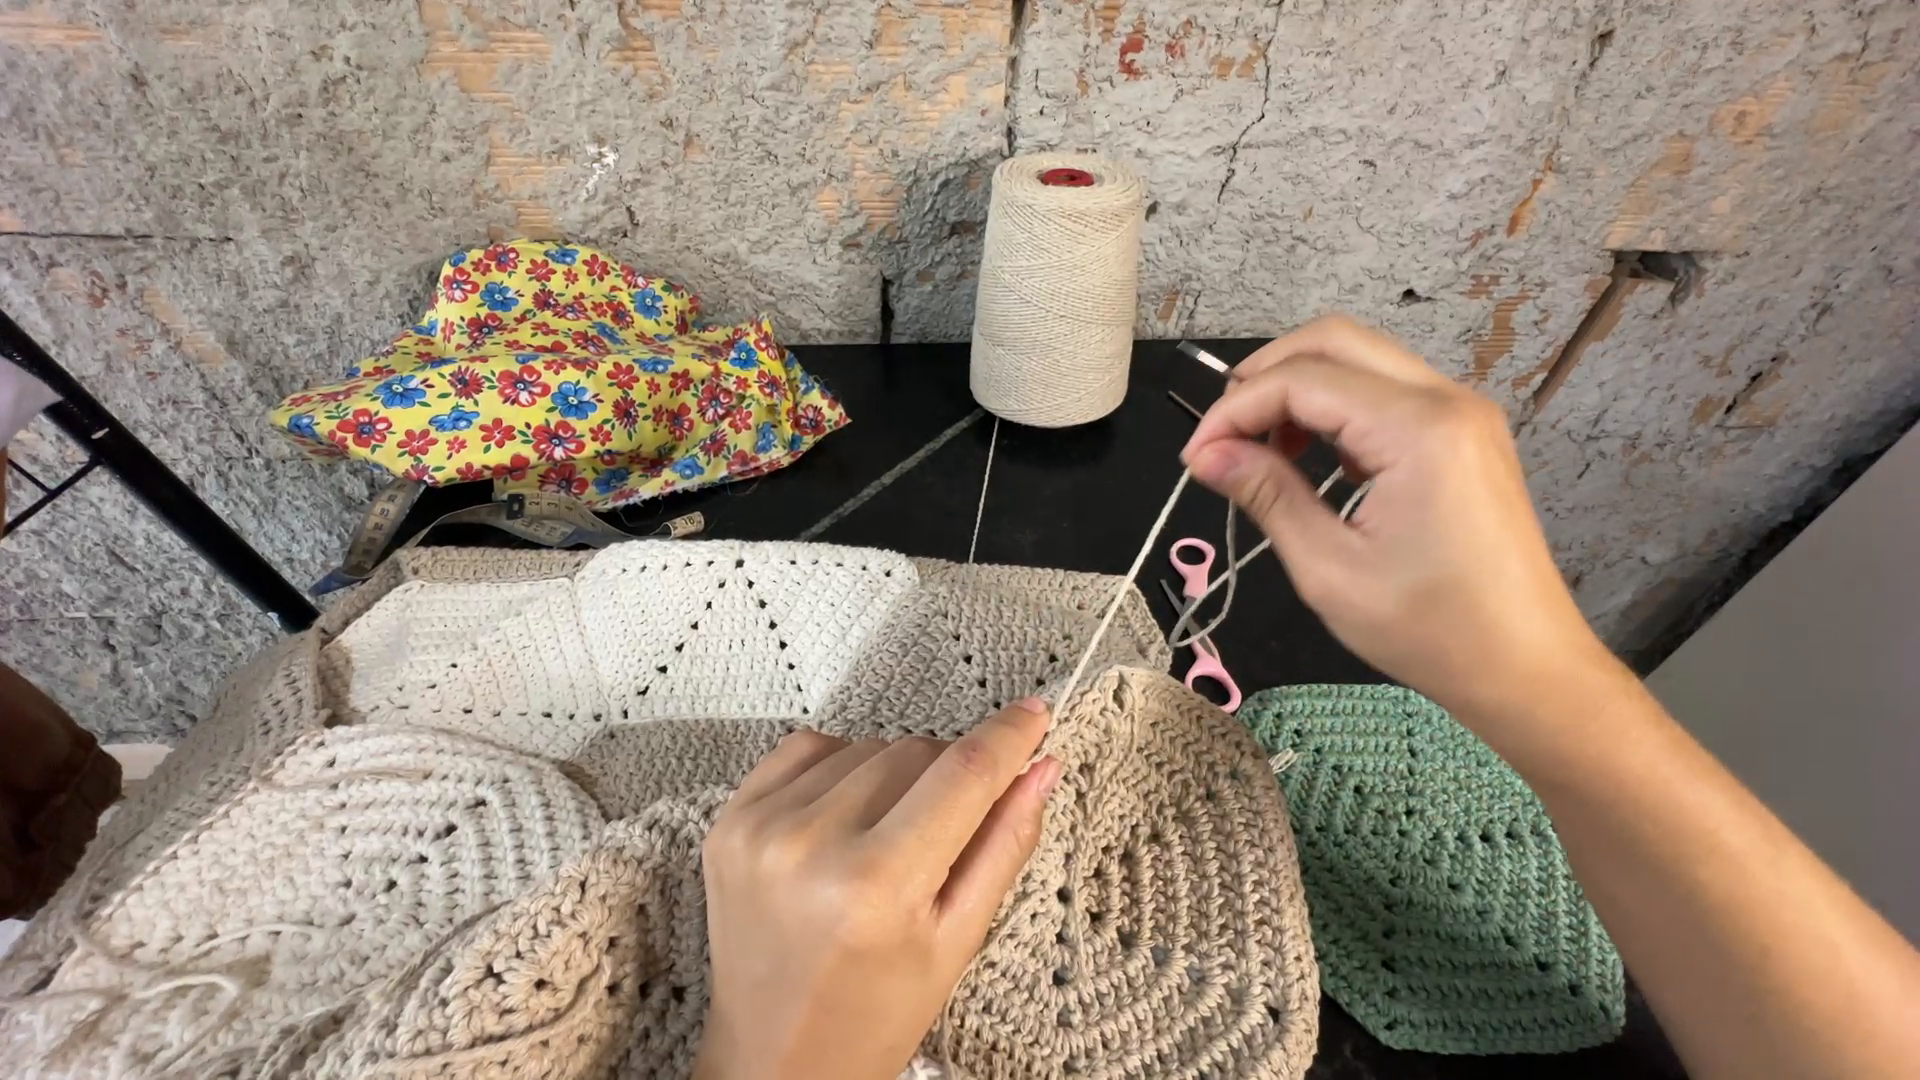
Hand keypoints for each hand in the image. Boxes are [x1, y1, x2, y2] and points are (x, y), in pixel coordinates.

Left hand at [694, 701, 1063, 1079]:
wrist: (773, 1060)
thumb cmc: (877, 1012)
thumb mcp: (958, 938)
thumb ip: (1006, 842)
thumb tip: (1042, 765)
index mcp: (878, 887)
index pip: (963, 775)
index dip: (1007, 736)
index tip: (1036, 713)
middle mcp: (811, 845)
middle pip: (915, 752)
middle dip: (947, 775)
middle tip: (942, 830)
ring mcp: (761, 826)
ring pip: (867, 746)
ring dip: (893, 776)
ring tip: (885, 839)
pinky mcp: (730, 817)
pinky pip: (809, 747)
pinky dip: (841, 767)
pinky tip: (845, 816)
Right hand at [1181, 315, 1609, 720]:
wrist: (1526, 667)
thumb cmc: (1427, 629)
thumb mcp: (1328, 568)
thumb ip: (1267, 494)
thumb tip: (1205, 454)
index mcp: (1418, 430)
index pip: (1301, 379)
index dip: (1233, 411)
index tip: (1194, 458)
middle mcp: (1446, 400)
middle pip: (1333, 340)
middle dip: (1261, 377)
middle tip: (1221, 436)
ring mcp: (1460, 413)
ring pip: (1358, 358)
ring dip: (1296, 388)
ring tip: (1259, 448)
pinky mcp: (1461, 433)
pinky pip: (1383, 390)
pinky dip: (1332, 406)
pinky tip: (1310, 456)